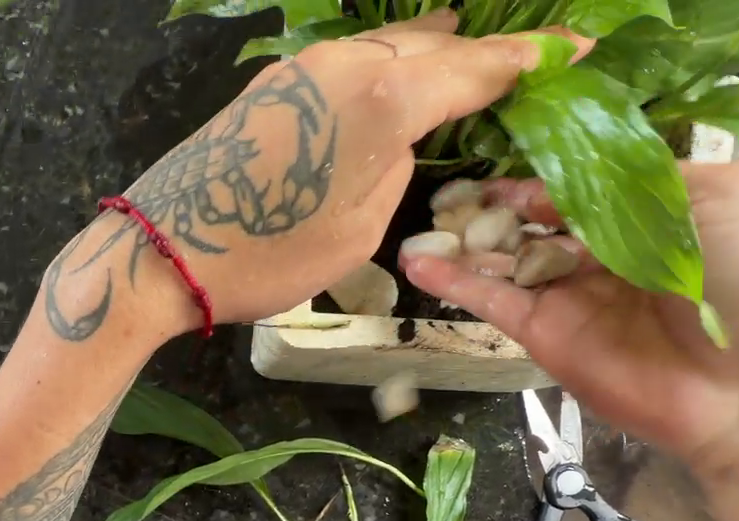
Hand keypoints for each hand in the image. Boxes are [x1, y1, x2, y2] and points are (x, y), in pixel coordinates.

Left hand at [40, 13, 579, 343]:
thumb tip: (394, 142)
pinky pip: (344, 64)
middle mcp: (347, 62)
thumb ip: (392, 172)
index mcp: (384, 97)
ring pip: (385, 46)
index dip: (531, 60)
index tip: (578, 49)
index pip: (477, 66)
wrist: (161, 253)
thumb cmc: (263, 257)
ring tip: (459, 62)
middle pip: (432, 44)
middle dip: (478, 55)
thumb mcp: (354, 232)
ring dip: (426, 55)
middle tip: (515, 71)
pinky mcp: (269, 86)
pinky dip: (380, 68)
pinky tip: (389, 80)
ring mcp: (301, 68)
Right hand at [402, 160, 738, 473]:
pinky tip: (418, 264)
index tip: (505, 158)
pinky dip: (454, 283)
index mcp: (663, 211)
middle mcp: (612, 252)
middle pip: (541, 220)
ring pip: (509, 259)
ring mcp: (573, 296)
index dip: (548, 171)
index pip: (590, 183)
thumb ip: (641, 180)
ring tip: (423, 225)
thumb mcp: (724, 196)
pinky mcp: (544, 335)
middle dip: (499, 205)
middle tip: (452, 195)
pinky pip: (492, 302)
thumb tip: (560, 185)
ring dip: (467, 241)